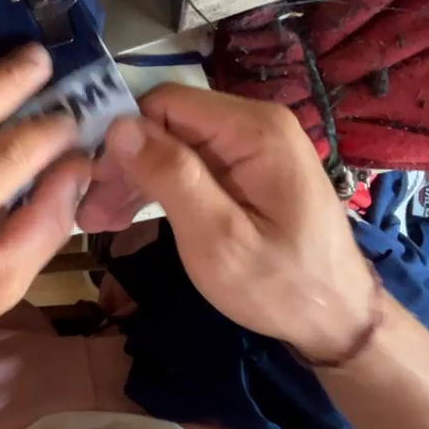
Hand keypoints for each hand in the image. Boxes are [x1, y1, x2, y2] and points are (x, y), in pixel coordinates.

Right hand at [79, 85, 375, 361]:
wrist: (339, 324)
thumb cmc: (281, 286)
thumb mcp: (218, 238)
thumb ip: (171, 177)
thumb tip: (119, 126)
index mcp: (254, 131)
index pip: (164, 103)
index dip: (122, 137)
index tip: (93, 182)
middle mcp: (254, 124)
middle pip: (165, 123)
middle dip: (123, 164)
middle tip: (89, 213)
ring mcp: (250, 146)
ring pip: (169, 143)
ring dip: (132, 178)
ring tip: (98, 220)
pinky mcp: (245, 168)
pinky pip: (187, 163)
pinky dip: (156, 187)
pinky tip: (127, 215)